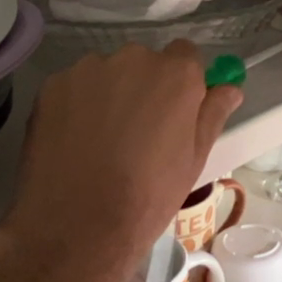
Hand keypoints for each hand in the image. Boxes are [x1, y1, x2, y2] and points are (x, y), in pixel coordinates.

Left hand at [3, 41, 243, 281]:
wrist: (77, 227)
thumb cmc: (149, 195)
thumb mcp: (194, 159)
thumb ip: (212, 114)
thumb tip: (229, 88)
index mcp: (175, 74)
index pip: (185, 55)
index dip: (181, 82)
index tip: (174, 110)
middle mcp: (133, 58)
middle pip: (143, 63)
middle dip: (143, 88)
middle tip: (137, 132)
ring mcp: (88, 69)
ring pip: (106, 74)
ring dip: (108, 94)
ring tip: (100, 141)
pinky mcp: (52, 85)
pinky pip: (73, 88)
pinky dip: (76, 106)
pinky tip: (73, 143)